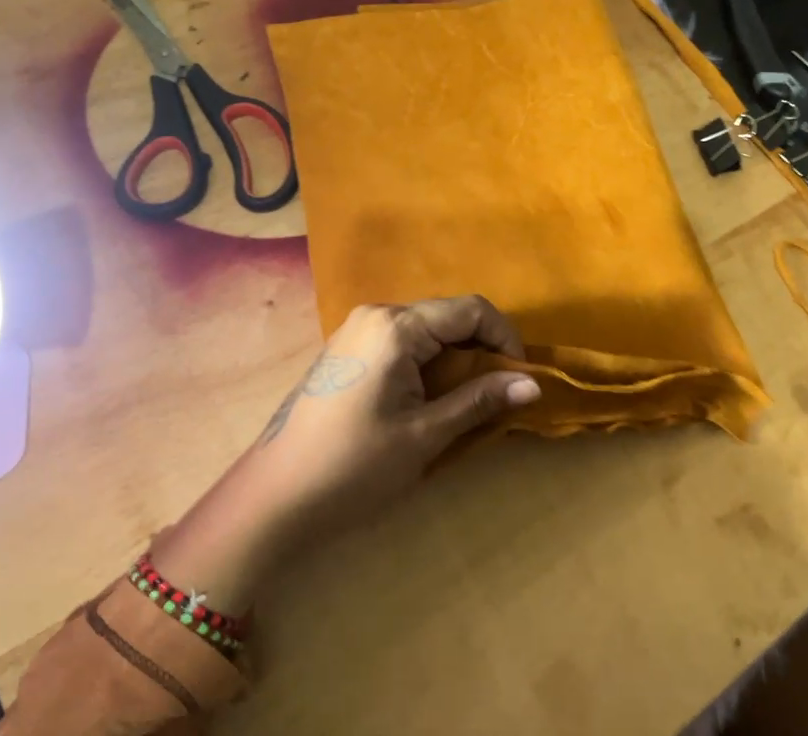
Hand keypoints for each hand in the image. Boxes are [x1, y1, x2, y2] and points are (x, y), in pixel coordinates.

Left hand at [151, 296, 540, 611]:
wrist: (273, 498)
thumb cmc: (353, 466)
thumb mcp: (425, 436)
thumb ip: (480, 401)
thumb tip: (534, 384)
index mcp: (397, 327)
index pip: (472, 309)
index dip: (505, 338)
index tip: (519, 377)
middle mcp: (376, 314)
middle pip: (449, 314)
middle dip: (481, 347)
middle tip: (496, 392)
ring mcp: (356, 330)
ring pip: (427, 328)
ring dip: (455, 356)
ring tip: (466, 399)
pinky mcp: (346, 350)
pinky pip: (403, 341)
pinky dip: (428, 361)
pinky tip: (428, 398)